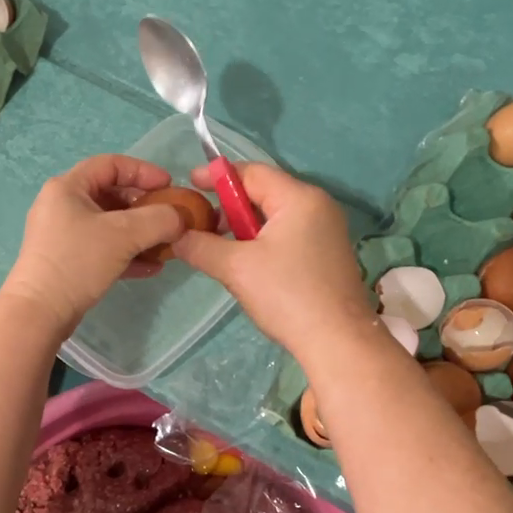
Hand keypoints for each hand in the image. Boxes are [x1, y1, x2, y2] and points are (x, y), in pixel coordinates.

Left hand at [0, 154, 185, 328]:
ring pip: (108, 226)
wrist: (39, 313)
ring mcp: (62, 236)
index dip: (143, 171)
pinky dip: (125, 254)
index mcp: (67, 188)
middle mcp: (61, 206)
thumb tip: (179, 217)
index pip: (110, 165)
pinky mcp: (66, 262)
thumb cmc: (77, 262)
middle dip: (144, 207)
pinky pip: (101, 249)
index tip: (169, 185)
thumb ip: (158, 219)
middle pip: (110, 195)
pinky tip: (151, 268)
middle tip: (168, 219)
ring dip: (139, 234)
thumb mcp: (123, 235)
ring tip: (165, 246)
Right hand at [173, 163, 372, 356]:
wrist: (336, 339)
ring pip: (273, 217)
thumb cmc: (286, 295)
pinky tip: (244, 264)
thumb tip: (176, 236)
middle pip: (264, 193)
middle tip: (200, 225)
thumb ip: (201, 246)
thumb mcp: (235, 268)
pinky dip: (261, 241)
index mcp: (298, 198)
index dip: (217, 176)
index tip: (189, 185)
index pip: (252, 173)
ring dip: (243, 227)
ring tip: (217, 248)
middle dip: (228, 206)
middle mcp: (317, 206)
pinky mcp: (325, 254)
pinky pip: (286, 235)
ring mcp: (325, 231)